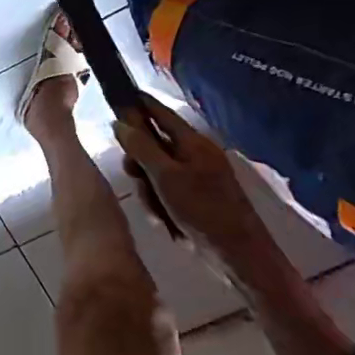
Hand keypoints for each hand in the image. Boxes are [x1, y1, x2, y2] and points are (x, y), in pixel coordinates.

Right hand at [114, 92, 269, 254]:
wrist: (240, 256)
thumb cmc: (203, 210)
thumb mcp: (165, 176)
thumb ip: (140, 146)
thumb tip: (118, 122)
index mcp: (193, 142)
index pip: (159, 112)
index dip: (137, 103)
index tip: (114, 98)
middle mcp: (195, 154)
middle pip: (153, 145)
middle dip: (139, 162)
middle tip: (133, 175)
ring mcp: (197, 177)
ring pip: (156, 172)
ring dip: (150, 190)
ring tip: (159, 211)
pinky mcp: (197, 199)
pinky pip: (167, 191)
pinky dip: (161, 204)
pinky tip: (167, 222)